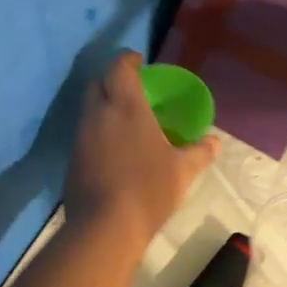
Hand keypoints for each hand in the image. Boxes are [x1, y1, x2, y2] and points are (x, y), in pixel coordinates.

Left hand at [64, 51, 218, 242]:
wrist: (105, 227)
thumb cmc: (148, 190)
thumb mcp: (183, 171)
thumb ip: (200, 152)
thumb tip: (215, 142)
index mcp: (126, 107)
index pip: (119, 67)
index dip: (128, 60)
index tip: (139, 62)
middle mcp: (98, 114)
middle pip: (97, 83)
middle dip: (111, 80)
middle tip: (131, 90)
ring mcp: (80, 137)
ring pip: (88, 109)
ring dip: (102, 107)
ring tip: (123, 121)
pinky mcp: (71, 159)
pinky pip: (84, 134)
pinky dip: (96, 132)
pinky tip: (112, 150)